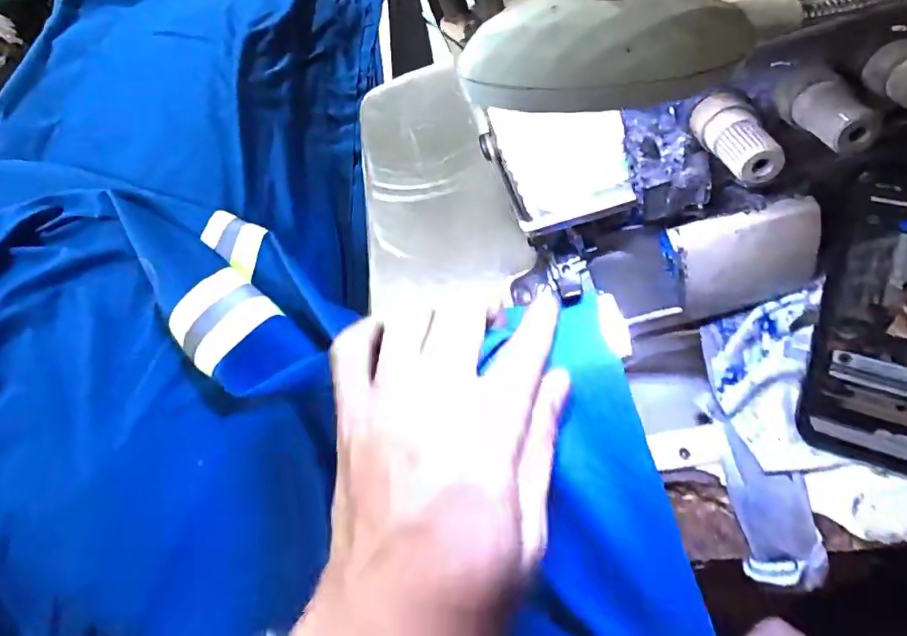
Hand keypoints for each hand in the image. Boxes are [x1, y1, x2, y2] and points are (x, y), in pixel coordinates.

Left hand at [296, 294, 570, 635]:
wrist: (385, 621)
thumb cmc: (470, 583)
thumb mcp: (530, 531)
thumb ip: (541, 445)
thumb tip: (559, 382)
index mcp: (486, 429)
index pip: (522, 353)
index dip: (539, 320)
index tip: (545, 302)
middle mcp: (433, 398)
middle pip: (460, 314)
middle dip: (484, 304)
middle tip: (496, 320)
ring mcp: (383, 401)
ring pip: (408, 318)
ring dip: (435, 313)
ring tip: (448, 329)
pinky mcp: (348, 415)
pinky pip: (350, 347)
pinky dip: (371, 331)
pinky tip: (391, 340)